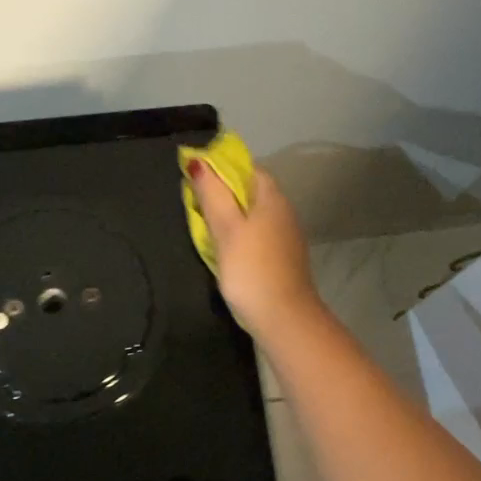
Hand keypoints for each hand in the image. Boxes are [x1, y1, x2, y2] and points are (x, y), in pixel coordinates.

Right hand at [186, 161, 322, 338]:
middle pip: (250, 192)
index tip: (196, 180)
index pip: (247, 168)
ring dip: (230, 218)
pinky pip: (258, 237)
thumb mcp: (226, 229)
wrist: (284, 318)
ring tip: (205, 230)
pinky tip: (225, 252)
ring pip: (253, 216)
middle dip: (223, 195)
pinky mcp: (283, 259)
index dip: (221, 169)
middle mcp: (283, 212)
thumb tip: (199, 161)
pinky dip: (240, 238)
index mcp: (271, 198)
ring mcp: (286, 237)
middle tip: (194, 207)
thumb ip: (212, 195)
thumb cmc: (251, 269)